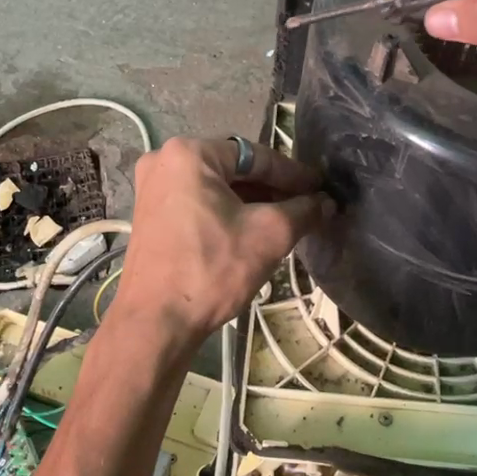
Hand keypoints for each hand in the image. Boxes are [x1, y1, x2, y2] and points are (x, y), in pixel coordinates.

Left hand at [112, 137, 332, 347]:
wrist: (156, 322)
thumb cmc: (212, 268)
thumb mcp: (270, 234)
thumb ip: (304, 210)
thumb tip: (326, 202)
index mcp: (190, 153)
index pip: (257, 156)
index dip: (294, 174)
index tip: (321, 189)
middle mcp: (164, 160)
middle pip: (235, 169)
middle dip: (272, 189)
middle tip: (306, 207)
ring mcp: (152, 189)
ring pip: (216, 188)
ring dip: (252, 203)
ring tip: (286, 222)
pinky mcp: (149, 216)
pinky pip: (198, 203)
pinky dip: (226, 213)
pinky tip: (252, 232)